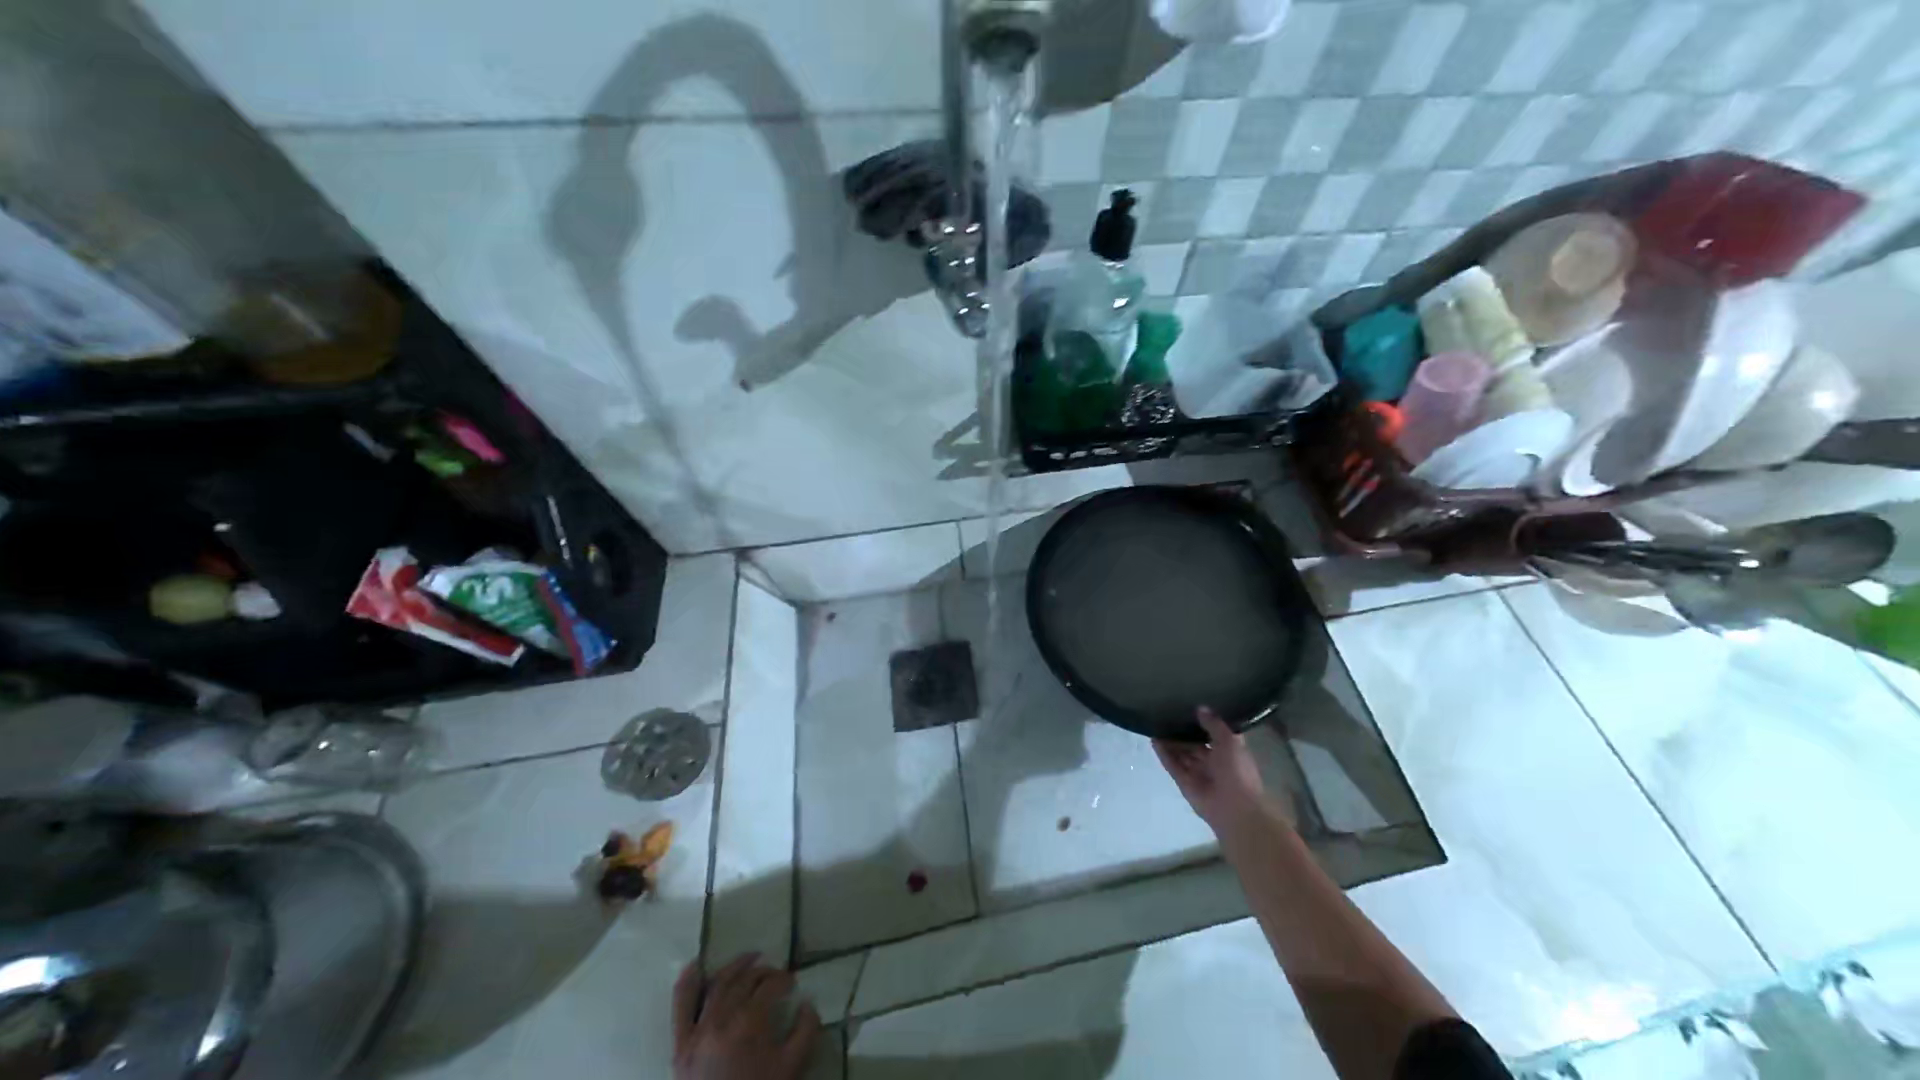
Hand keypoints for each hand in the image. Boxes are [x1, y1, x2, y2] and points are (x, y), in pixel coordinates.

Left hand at [673, 953, 819, 1079]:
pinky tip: (696, 964)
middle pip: (745, 981)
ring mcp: (698, 1030)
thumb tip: (808, 1004)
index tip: (792, 983)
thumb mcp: (791, 1068)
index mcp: (750, 1023)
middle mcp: (723, 1018)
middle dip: (764, 972)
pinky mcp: (681, 1045)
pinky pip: (680, 1006)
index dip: (784, 980)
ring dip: (735, 966)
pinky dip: (687, 982)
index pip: (770, 987)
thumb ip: (805, 1032)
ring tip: (750, 958)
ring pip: (717, 985)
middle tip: (776, 974)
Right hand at [1154, 707, 1289, 835]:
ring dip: (1171, 741)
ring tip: (1157, 722)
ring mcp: (1197, 772)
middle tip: (1168, 712)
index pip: (1214, 733)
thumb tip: (1200, 708)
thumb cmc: (1238, 771)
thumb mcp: (1230, 741)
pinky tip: (1154, 739)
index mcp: (1229, 751)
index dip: (1204, 722)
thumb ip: (1214, 724)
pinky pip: (1172, 765)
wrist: (1235, 809)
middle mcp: (1213, 761)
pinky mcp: (1184, 782)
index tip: (1191, 706)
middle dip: (1183, 731)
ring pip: (1182, 753)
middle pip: (1194, 743)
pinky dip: (1163, 753)